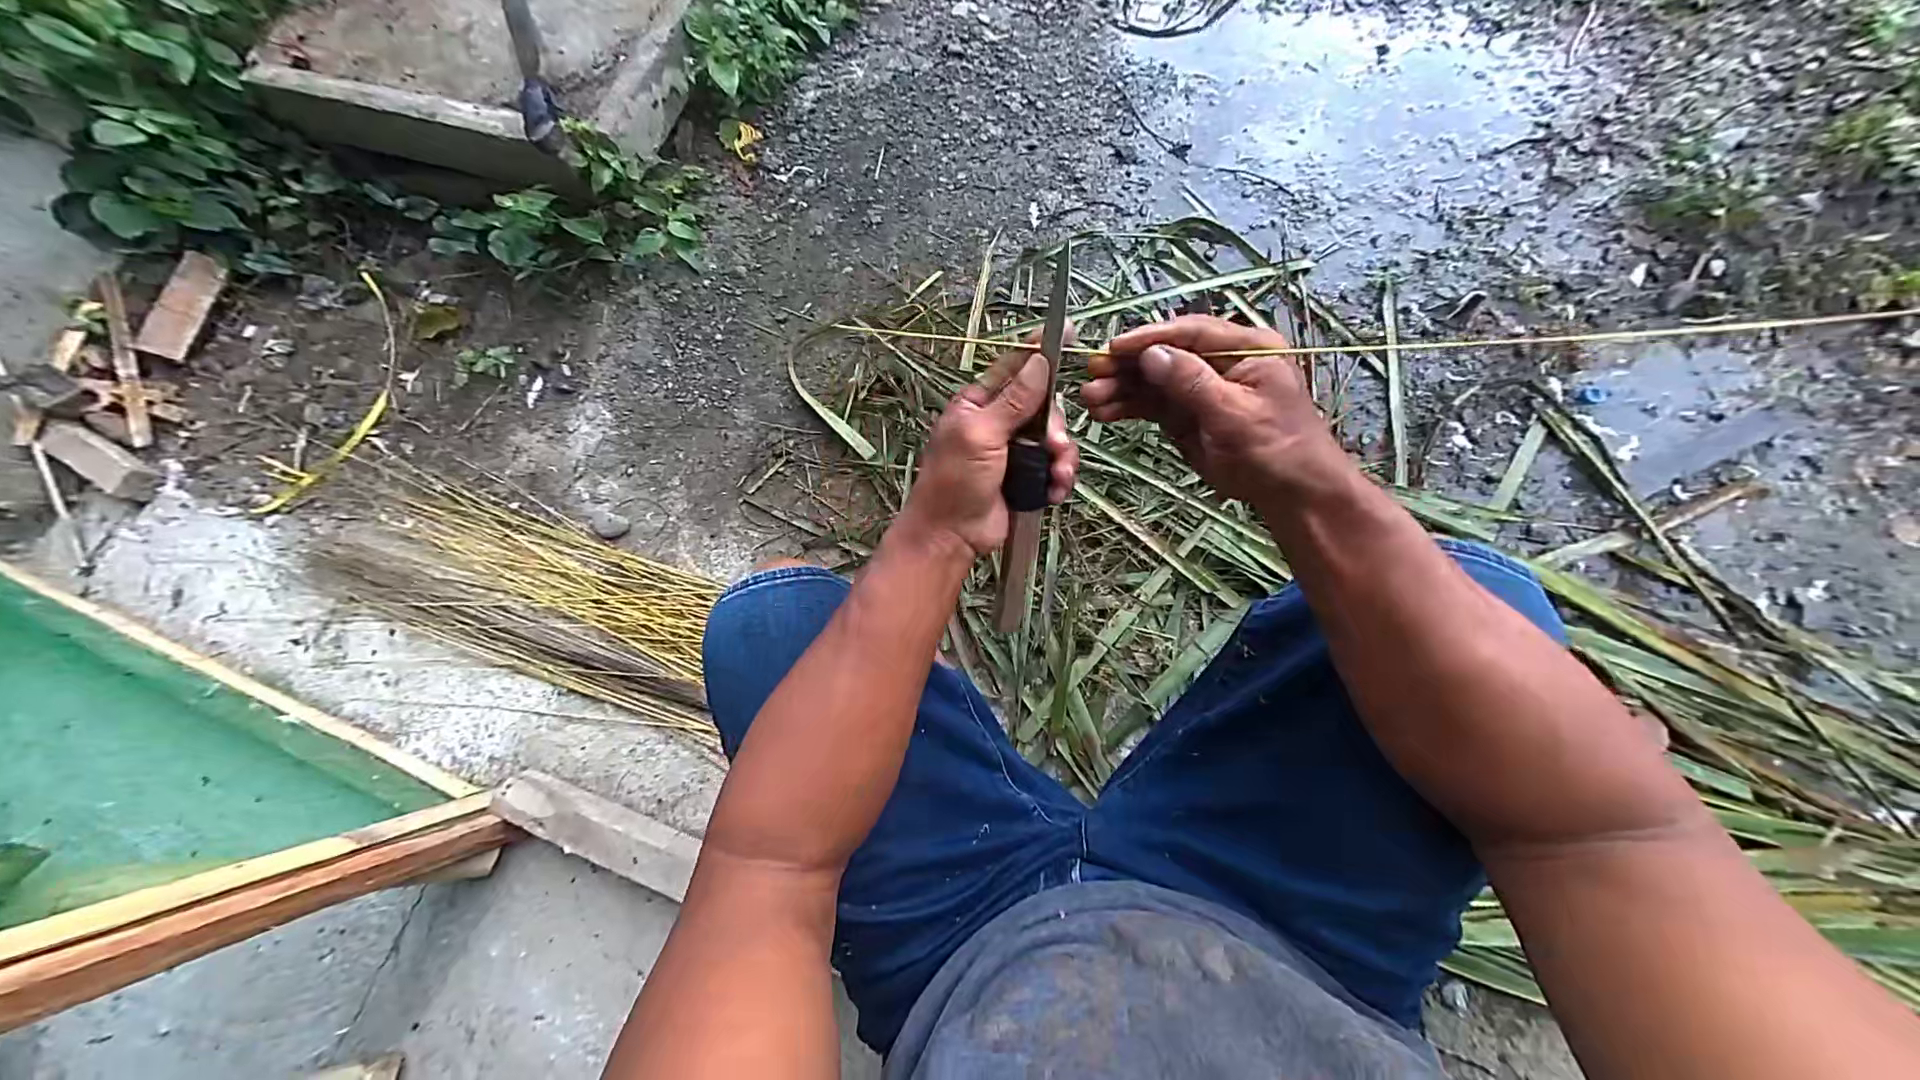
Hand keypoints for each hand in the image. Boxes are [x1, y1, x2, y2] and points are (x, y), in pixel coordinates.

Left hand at [896, 343, 1078, 557]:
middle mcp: (998, 422)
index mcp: (978, 403)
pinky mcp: (1027, 477)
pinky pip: (1055, 467)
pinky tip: (1053, 490)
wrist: (952, 535)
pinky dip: (1060, 478)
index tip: (1067, 332)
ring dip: (1061, 457)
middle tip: (1050, 445)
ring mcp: (1014, 451)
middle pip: (1044, 406)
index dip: (1040, 352)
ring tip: (1056, 476)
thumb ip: (1013, 400)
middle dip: (1054, 427)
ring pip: (1054, 439)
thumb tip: (1040, 362)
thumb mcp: (980, 434)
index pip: (1014, 368)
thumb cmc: (954, 481)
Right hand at [1080, 315, 1347, 503]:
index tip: (1113, 348)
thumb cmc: (1276, 448)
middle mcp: (1219, 363)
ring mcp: (1200, 390)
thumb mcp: (1234, 412)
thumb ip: (1192, 382)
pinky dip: (1128, 408)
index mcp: (1244, 349)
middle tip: (1093, 375)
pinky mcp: (1186, 416)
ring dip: (1121, 389)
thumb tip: (1151, 355)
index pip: (1189, 333)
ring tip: (1090, 399)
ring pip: (1153, 382)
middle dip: (1127, 366)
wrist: (1291, 492)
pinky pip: (1152, 405)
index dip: (1149, 338)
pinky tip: (1104, 412)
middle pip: (1165, 356)